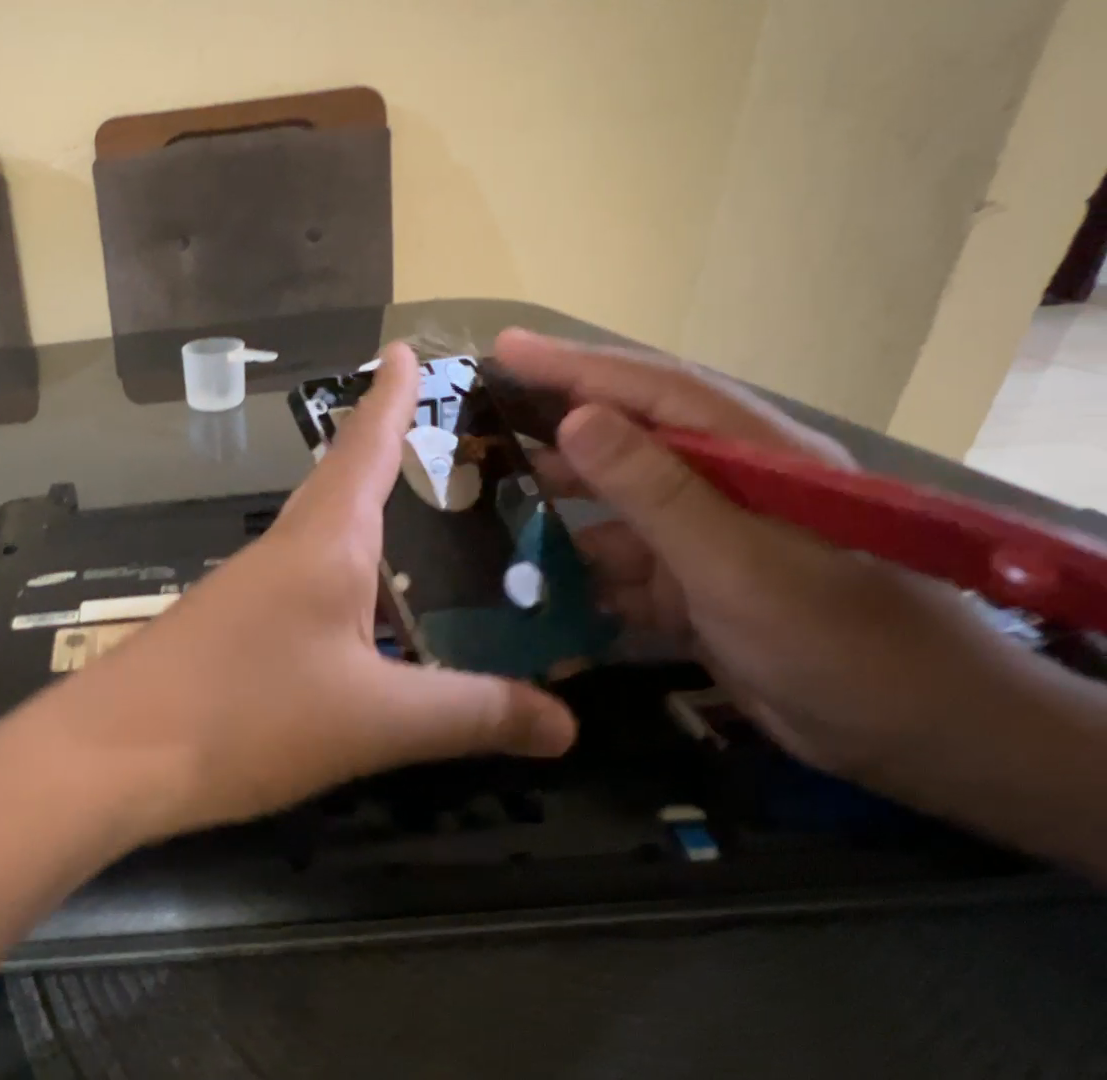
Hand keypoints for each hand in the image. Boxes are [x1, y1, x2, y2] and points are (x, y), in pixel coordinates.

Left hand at [16, 342, 575, 841]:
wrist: (112, 756)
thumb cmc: (246, 714)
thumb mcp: (374, 720)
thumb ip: (471, 715)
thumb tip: (568, 723)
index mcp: (323, 543)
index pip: (365, 449)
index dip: (391, 399)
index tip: (404, 346)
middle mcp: (282, 552)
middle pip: (341, 488)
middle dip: (388, 460)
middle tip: (448, 448)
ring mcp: (246, 593)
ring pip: (323, 546)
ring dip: (371, 535)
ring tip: (431, 543)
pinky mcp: (227, 635)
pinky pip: (302, 595)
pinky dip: (346, 594)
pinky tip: (368, 630)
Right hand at [495, 328, 1023, 778]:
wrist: (914, 737)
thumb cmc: (836, 638)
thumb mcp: (735, 560)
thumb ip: (656, 489)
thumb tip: (576, 418)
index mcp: (750, 457)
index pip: (651, 391)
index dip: (576, 366)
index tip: (504, 349)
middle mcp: (725, 489)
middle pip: (625, 448)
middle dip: (552, 441)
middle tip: (475, 437)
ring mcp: (709, 545)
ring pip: (616, 519)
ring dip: (559, 523)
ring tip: (486, 523)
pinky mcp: (698, 595)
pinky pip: (624, 577)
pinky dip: (583, 585)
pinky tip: (534, 596)